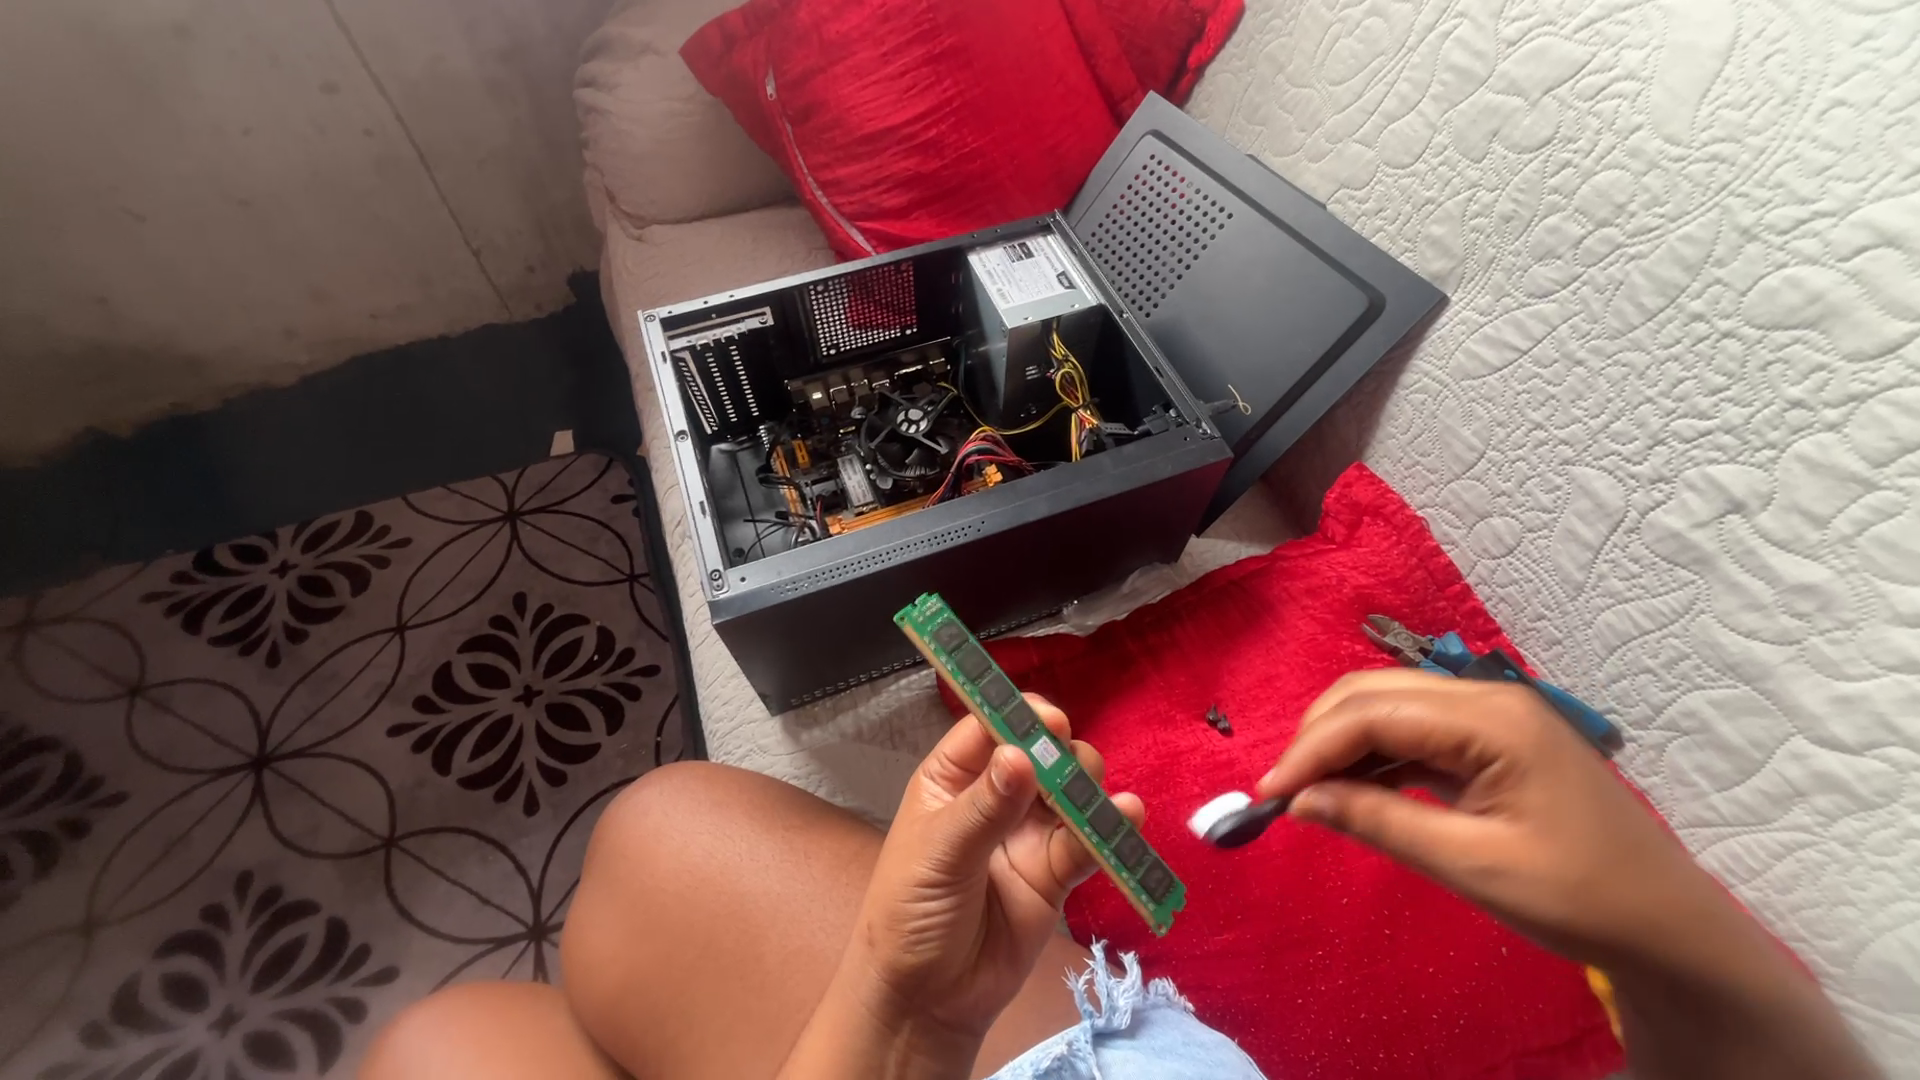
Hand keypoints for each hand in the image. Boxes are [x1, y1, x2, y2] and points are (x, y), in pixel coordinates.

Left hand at [842, 694, 1142, 1044]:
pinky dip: (1107, 831)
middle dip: (1059, 750)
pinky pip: (1084, 845)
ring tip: (1092, 794)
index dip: (1017, 716)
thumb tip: (1020, 754)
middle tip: (1069, 762)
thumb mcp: (938, 855)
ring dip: (1085, 785)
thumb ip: (984, 808)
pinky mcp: (1053, 874)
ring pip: (1067, 792)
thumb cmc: (911, 913)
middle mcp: (994, 797)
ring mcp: (1026, 835)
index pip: (988, 729)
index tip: (1049, 719)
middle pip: (1038, 753)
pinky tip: (1126, 817)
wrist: (927, 1002)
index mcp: (952, 779)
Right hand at [1256, 669, 1730, 971]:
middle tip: (1285, 791)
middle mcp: (1487, 699)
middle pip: (1372, 694)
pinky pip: (1410, 731)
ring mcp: (1490, 716)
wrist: (1674, 932)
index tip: (1270, 793)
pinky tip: (1352, 787)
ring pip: (1385, 706)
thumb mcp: (1471, 865)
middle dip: (1318, 737)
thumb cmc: (1581, 899)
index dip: (1311, 750)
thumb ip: (1378, 821)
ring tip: (1309, 791)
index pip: (1373, 714)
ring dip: (1340, 744)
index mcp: (1492, 721)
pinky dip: (1371, 755)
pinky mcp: (1488, 740)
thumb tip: (1299, 801)